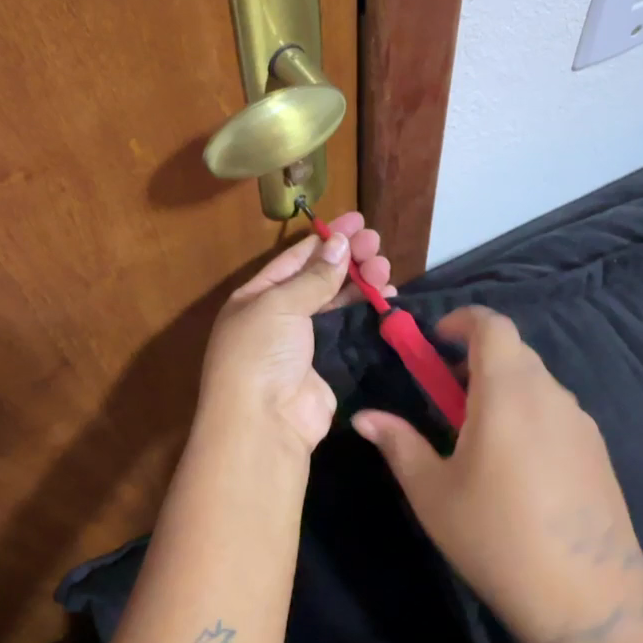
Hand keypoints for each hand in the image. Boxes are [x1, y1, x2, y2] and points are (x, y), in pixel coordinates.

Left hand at [199, 211, 393, 453]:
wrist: (263, 421)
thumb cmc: (260, 353)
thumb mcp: (279, 304)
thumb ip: (313, 276)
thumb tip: (339, 243)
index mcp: (255, 298)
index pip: (293, 259)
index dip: (324, 238)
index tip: (357, 221)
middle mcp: (277, 318)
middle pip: (317, 280)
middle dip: (347, 259)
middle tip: (377, 243)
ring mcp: (302, 344)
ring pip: (336, 305)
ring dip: (361, 284)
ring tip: (386, 268)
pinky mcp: (327, 367)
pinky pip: (349, 333)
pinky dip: (367, 314)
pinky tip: (388, 298)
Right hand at [352, 308, 642, 642]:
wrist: (587, 598)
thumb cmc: (495, 538)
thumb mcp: (433, 493)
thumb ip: (399, 444)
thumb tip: (364, 417)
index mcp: (507, 392)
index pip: (492, 325)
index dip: (461, 321)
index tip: (434, 341)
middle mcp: (550, 395)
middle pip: (514, 352)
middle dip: (475, 361)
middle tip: (443, 398)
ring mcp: (580, 423)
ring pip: (536, 383)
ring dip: (501, 390)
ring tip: (474, 439)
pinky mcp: (597, 451)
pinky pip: (555, 413)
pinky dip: (527, 415)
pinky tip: (513, 468)